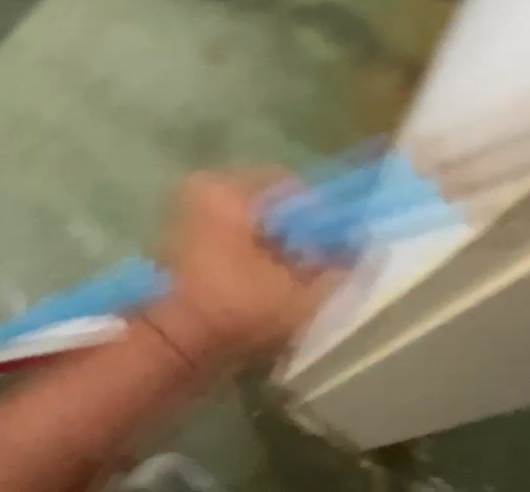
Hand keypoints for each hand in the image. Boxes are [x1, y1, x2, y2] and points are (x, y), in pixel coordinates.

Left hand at [146, 171, 340, 372]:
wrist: (172, 344)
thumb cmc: (235, 307)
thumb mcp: (297, 293)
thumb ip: (334, 269)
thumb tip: (356, 251)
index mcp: (227, 188)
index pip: (287, 185)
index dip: (318, 215)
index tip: (333, 247)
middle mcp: (202, 189)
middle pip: (264, 202)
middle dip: (292, 231)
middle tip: (311, 265)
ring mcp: (184, 213)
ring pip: (244, 220)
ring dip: (267, 244)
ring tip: (284, 280)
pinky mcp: (176, 240)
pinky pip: (223, 236)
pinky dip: (243, 254)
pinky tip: (256, 285)